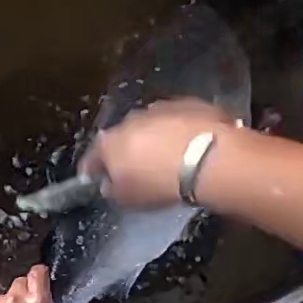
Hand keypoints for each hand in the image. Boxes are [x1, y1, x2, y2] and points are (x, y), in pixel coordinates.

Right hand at [81, 98, 238, 206]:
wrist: (211, 160)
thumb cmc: (161, 184)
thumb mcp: (128, 199)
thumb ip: (112, 190)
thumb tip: (110, 185)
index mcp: (108, 144)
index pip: (91, 158)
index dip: (94, 171)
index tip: (99, 180)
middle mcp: (129, 121)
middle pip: (121, 138)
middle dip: (126, 151)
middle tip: (137, 170)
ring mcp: (160, 109)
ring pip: (149, 125)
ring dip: (153, 139)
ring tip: (168, 158)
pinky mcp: (191, 104)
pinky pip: (177, 119)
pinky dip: (179, 130)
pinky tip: (190, 146)